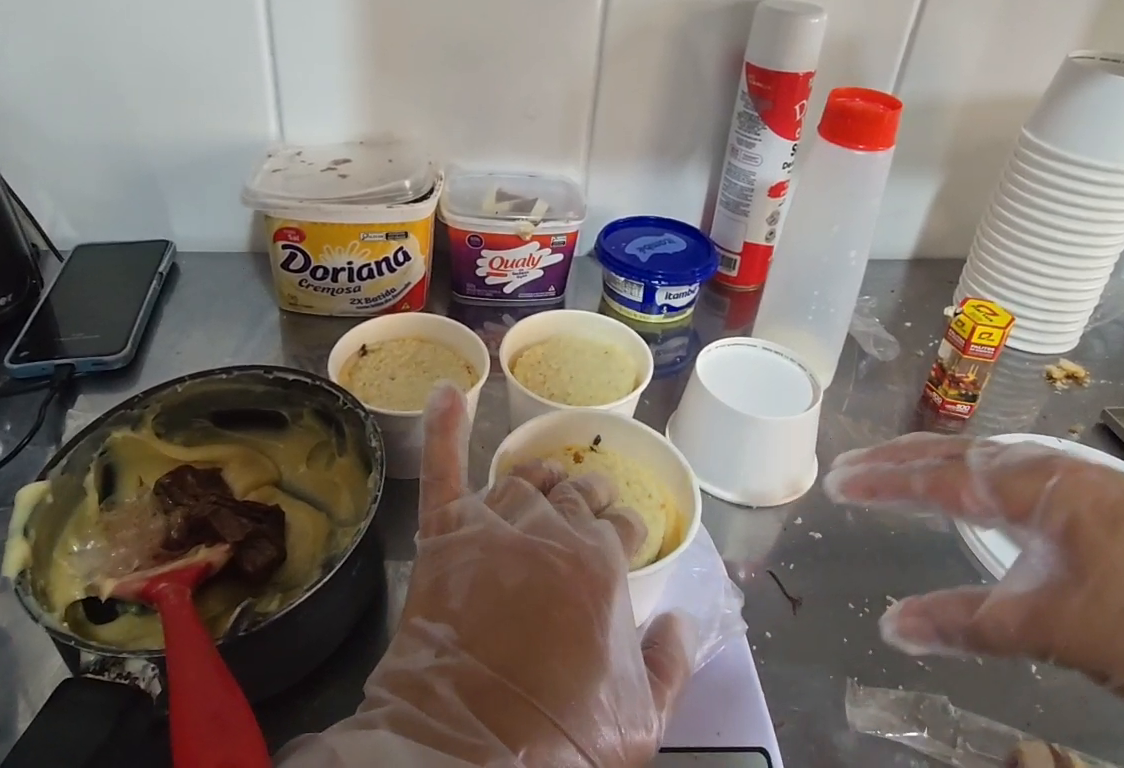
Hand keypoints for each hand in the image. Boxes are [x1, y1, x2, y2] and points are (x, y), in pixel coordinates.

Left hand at [281, 385, 690, 766]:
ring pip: (521, 481)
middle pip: (576, 493)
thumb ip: (670, 663)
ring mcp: (494, 527)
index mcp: (602, 564)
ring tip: (549, 480)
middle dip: (590, 495)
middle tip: (591, 506)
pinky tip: (445, 391)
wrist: (471, 754)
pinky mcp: (445, 538)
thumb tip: (680, 620)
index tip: (625, 541)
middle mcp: (551, 531)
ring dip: (540, 477)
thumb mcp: (642, 718)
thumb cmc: (563, 737)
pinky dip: (444, 428)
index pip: (623, 523)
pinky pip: (444, 471)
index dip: (627, 530)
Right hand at [825, 432, 1123, 696]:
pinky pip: (1026, 478)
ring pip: (996, 462)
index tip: (837, 482)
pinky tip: (989, 500)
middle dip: (903, 461)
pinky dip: (985, 483)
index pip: (938, 476)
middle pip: (961, 454)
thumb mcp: (1053, 627)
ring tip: (905, 473)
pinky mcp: (1114, 507)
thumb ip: (966, 622)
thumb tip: (892, 627)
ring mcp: (1090, 484)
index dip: (883, 481)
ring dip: (944, 466)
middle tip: (853, 467)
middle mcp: (1057, 468)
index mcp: (1035, 481)